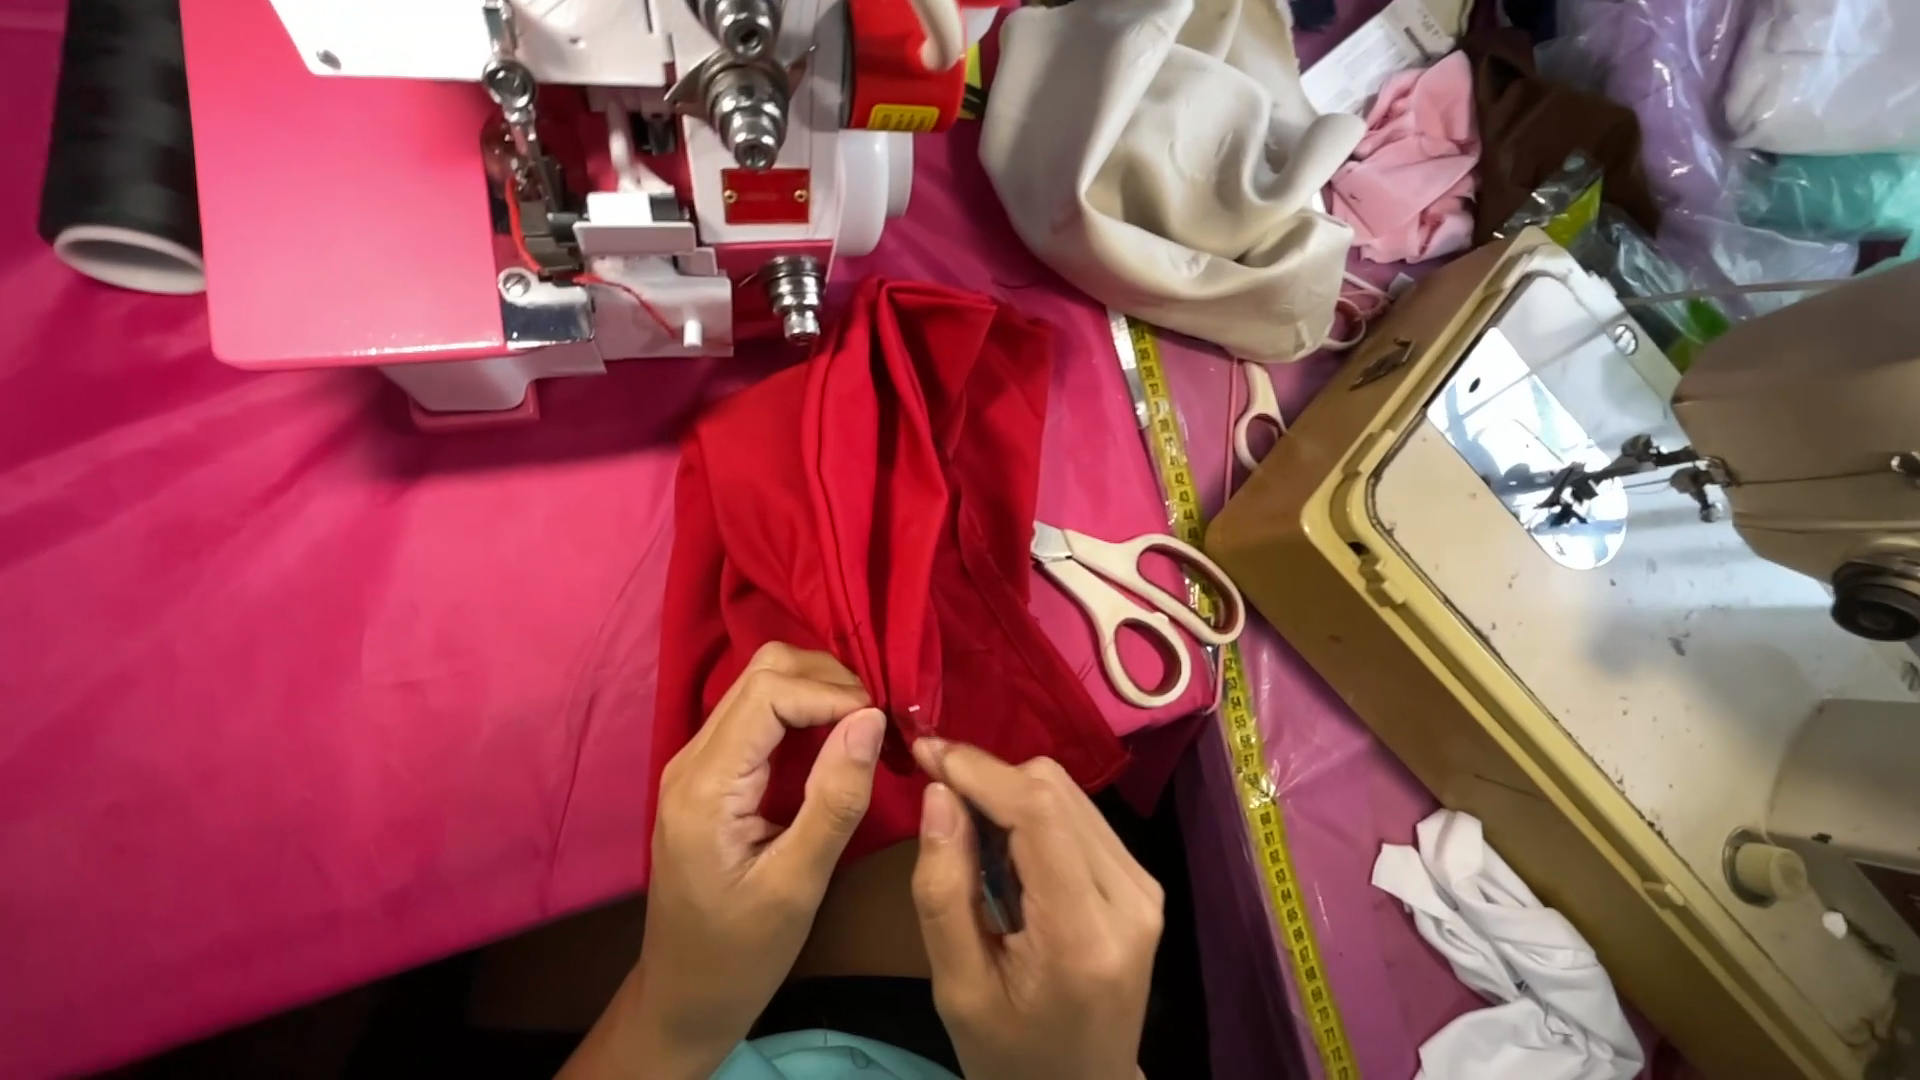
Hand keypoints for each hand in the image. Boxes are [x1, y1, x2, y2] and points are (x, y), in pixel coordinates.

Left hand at [561, 643, 887, 1079]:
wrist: (684, 994)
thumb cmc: (741, 952)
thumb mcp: (798, 885)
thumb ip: (835, 800)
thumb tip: (871, 719)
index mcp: (706, 786)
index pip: (769, 693)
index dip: (831, 693)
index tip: (880, 723)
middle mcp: (693, 757)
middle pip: (762, 672)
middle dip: (828, 680)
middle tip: (877, 718)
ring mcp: (698, 759)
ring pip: (760, 682)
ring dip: (818, 688)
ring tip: (865, 722)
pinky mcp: (712, 769)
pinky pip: (760, 711)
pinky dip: (805, 706)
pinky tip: (837, 732)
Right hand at [910, 740, 1162, 1079]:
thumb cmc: (1010, 1054)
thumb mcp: (957, 988)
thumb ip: (943, 890)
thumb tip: (939, 793)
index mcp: (1083, 936)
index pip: (1038, 813)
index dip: (979, 769)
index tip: (926, 752)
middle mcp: (1129, 898)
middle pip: (1054, 789)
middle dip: (988, 779)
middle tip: (940, 801)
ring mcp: (1142, 885)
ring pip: (1067, 791)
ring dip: (1009, 793)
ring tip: (972, 833)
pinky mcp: (1141, 879)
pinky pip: (1080, 812)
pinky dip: (1033, 812)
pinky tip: (1008, 849)